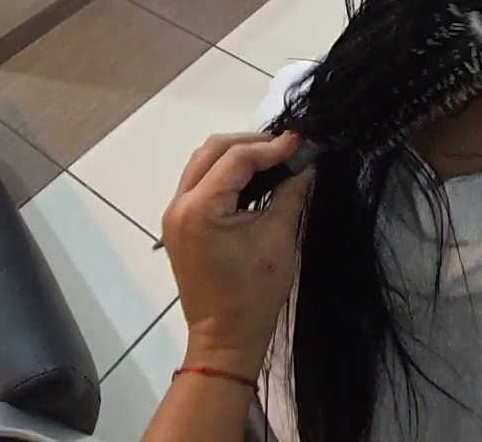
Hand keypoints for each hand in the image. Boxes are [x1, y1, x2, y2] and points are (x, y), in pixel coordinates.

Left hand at [161, 132, 312, 378]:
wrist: (224, 338)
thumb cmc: (254, 293)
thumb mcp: (279, 237)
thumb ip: (291, 191)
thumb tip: (306, 161)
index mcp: (201, 210)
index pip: (236, 158)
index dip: (271, 147)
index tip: (300, 143)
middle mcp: (180, 205)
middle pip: (213, 149)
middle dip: (251, 142)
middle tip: (286, 147)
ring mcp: (175, 213)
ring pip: (203, 160)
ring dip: (237, 152)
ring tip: (272, 157)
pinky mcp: (179, 222)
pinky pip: (200, 178)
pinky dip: (226, 169)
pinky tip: (253, 175)